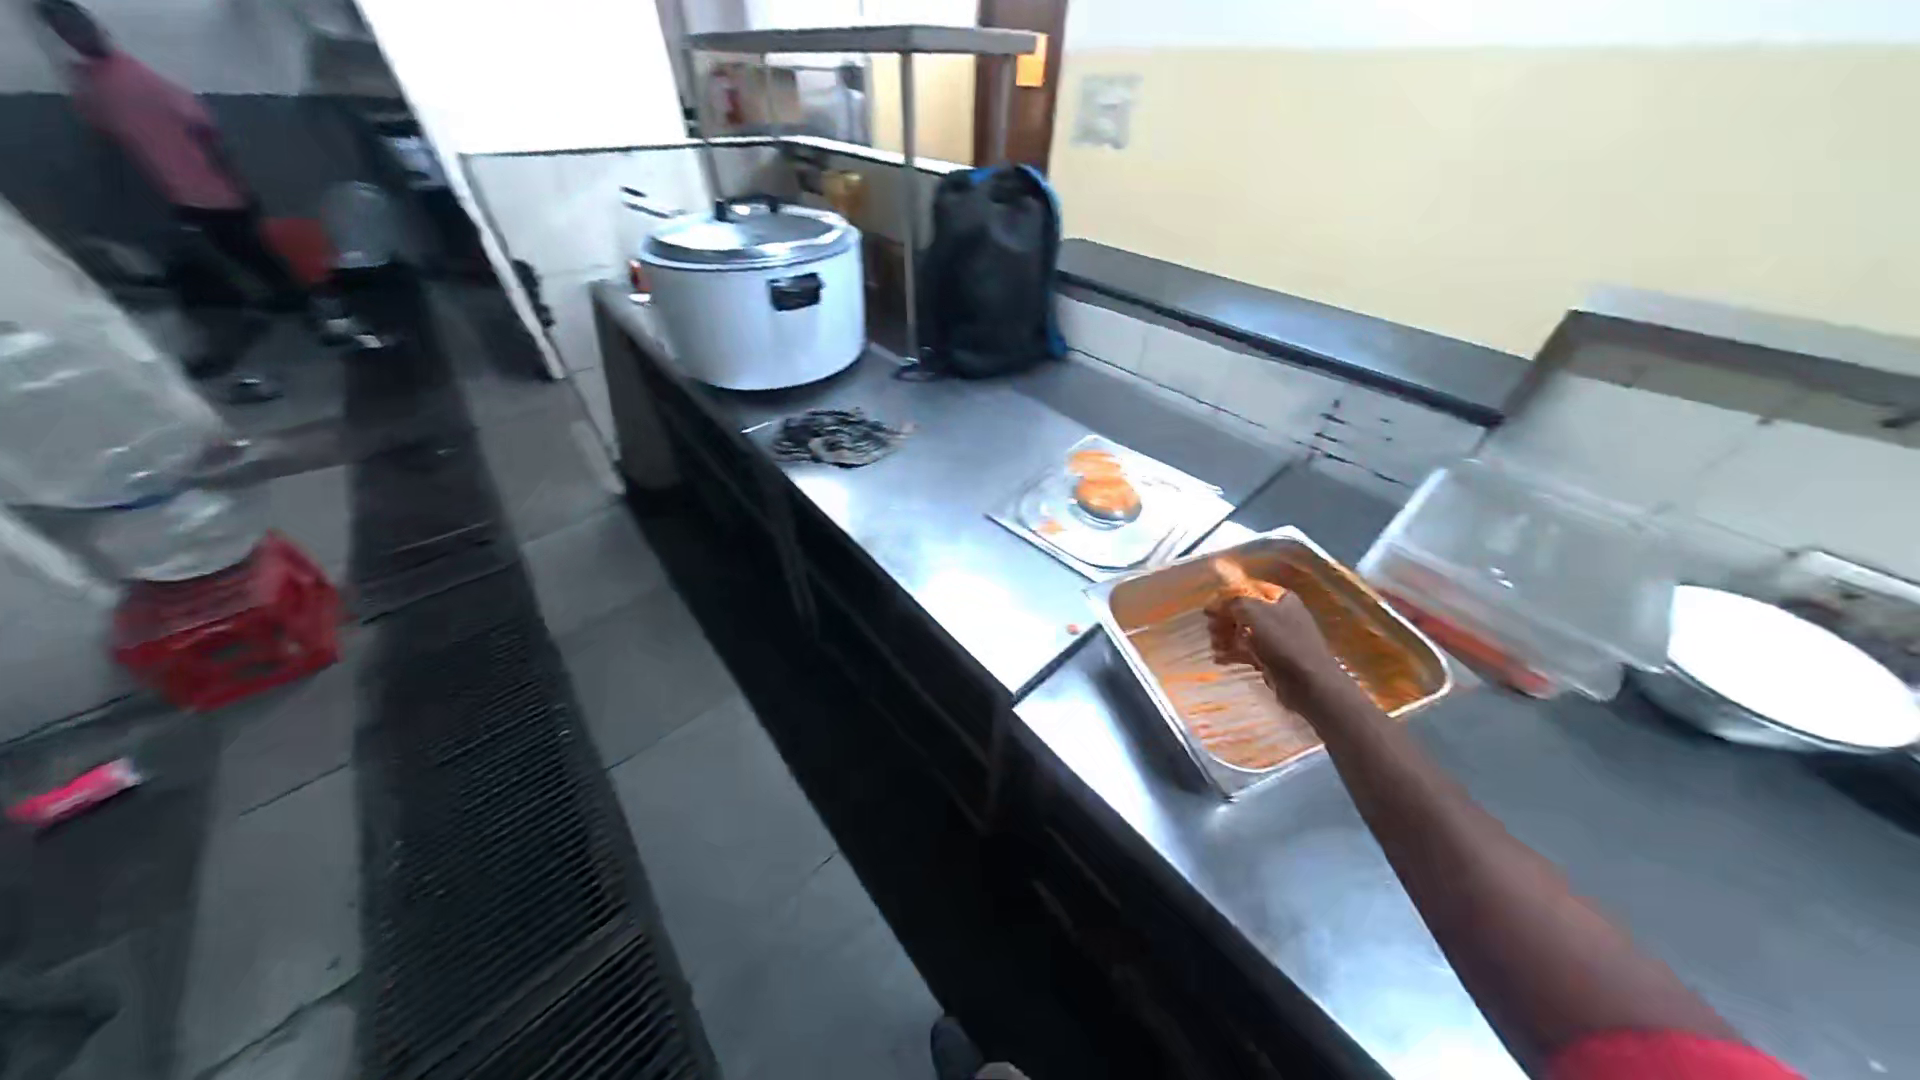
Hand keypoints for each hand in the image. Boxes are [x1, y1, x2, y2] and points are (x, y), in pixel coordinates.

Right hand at [1205, 592, 1365, 718]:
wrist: (1310, 685)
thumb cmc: (1284, 643)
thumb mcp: (1255, 613)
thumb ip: (1234, 601)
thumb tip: (1217, 601)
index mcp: (1279, 599)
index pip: (1245, 589)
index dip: (1225, 597)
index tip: (1208, 610)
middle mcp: (1278, 615)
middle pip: (1242, 611)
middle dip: (1223, 620)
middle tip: (1211, 630)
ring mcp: (1276, 638)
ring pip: (1242, 632)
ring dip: (1225, 637)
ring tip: (1215, 647)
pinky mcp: (1272, 658)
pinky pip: (1247, 650)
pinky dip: (1233, 653)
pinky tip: (1220, 659)